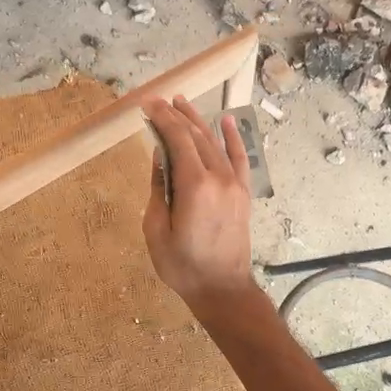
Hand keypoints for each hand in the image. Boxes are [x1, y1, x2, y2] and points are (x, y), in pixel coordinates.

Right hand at [142, 96, 256, 311]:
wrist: (222, 288)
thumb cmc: (182, 265)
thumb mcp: (156, 229)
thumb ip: (159, 189)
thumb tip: (160, 157)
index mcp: (194, 186)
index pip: (178, 140)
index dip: (162, 118)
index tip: (148, 104)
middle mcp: (218, 178)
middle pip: (196, 137)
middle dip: (176, 116)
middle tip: (159, 101)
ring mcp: (234, 184)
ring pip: (215, 143)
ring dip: (198, 122)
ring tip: (182, 103)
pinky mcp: (243, 193)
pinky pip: (239, 158)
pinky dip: (233, 138)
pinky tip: (226, 120)